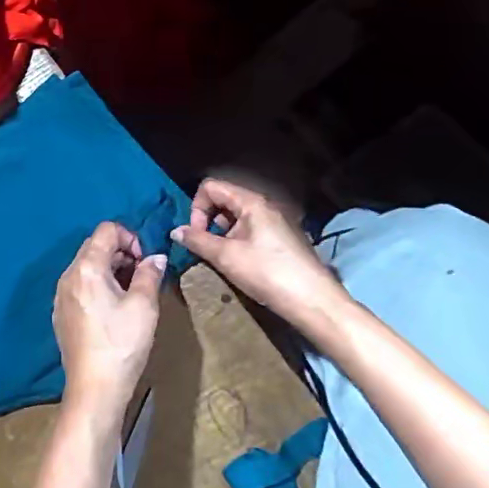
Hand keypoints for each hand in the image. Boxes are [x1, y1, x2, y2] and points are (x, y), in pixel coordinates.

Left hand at [53, 222, 165, 414]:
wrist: (94, 390)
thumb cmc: (121, 343)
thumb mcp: (144, 305)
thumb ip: (150, 273)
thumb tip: (155, 258)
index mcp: (87, 267)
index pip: (107, 229)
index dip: (130, 237)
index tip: (145, 261)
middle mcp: (68, 275)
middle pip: (95, 245)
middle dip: (121, 252)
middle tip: (141, 276)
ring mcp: (61, 296)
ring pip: (87, 266)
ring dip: (110, 269)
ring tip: (130, 293)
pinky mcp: (61, 314)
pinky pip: (80, 285)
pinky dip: (98, 285)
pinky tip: (112, 310)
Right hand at [170, 179, 349, 334]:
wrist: (313, 300)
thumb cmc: (268, 273)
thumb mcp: (227, 257)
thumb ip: (198, 241)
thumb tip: (175, 231)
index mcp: (251, 202)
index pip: (211, 187)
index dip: (197, 208)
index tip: (196, 235)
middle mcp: (263, 205)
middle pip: (224, 200)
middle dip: (208, 221)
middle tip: (205, 249)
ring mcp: (274, 221)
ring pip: (236, 218)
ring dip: (221, 234)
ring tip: (219, 259)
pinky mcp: (280, 238)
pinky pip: (250, 230)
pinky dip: (236, 242)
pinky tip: (238, 265)